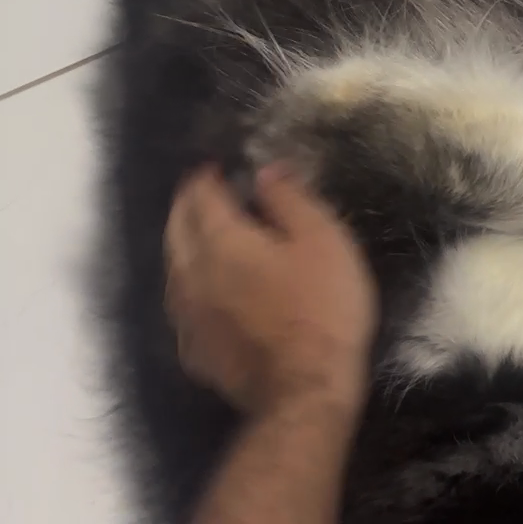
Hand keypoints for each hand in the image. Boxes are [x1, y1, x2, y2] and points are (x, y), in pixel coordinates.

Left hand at [163, 166, 376, 416]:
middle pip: (177, 234)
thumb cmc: (324, 301)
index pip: (202, 203)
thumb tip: (267, 172)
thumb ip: (292, 203)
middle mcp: (193, 276)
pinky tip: (205, 284)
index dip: (206, 181)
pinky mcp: (195, 344)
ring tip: (198, 231)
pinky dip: (190, 277)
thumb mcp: (325, 240)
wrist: (304, 380)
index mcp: (225, 245)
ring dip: (182, 243)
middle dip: (186, 208)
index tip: (212, 166)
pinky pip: (182, 299)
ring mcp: (188, 315)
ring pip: (174, 268)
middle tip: (199, 191)